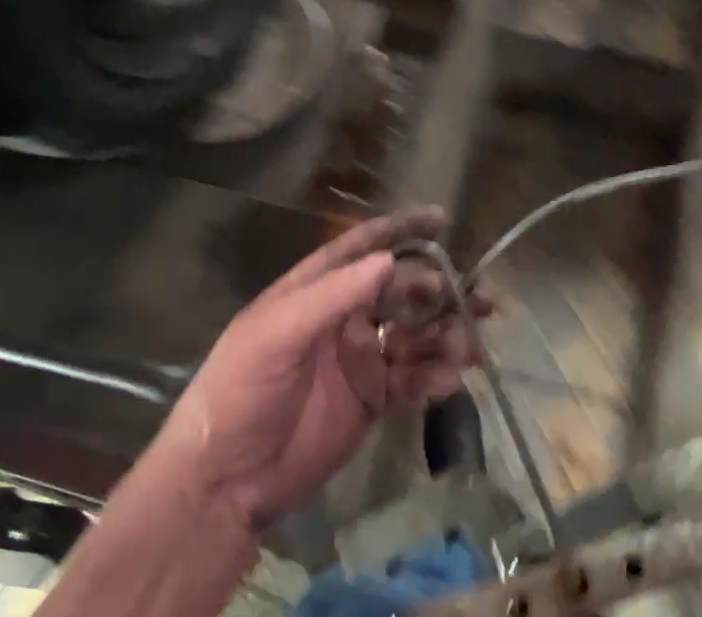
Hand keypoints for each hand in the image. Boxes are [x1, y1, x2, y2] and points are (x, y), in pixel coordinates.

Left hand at [152, 208, 489, 529]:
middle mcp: (342, 319)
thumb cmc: (239, 394)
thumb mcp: (275, 336)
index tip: (442, 219)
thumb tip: (389, 259)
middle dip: (440, 291)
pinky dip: (436, 377)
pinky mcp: (372, 400)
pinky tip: (451, 381)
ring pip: (416, 335)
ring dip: (446, 335)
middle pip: (402, 292)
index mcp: (314, 293)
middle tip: (477, 300)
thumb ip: (332, 297)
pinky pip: (414, 379)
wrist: (224, 483)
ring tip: (470, 348)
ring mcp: (359, 360)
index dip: (401, 231)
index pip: (362, 249)